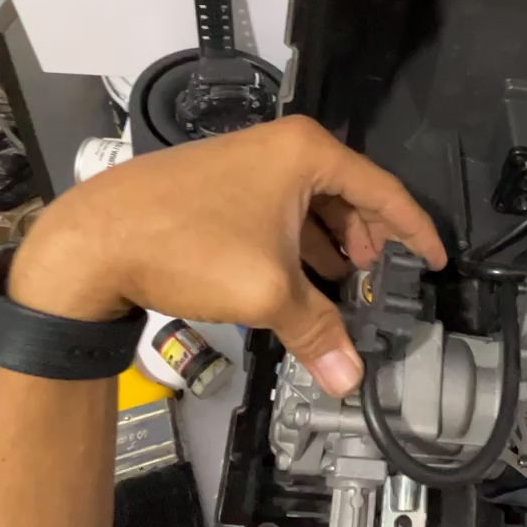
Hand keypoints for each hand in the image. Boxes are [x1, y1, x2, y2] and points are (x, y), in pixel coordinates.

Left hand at [6, 116, 446, 395]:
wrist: (91, 240)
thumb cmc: (188, 247)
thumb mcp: (267, 291)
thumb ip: (317, 330)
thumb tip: (349, 379)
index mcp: (307, 153)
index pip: (383, 191)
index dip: (414, 229)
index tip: (435, 259)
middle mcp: (283, 146)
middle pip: (349, 194)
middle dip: (369, 239)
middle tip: (383, 278)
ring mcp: (251, 160)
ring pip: (313, 202)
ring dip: (333, 242)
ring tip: (344, 282)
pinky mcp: (224, 181)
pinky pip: (281, 207)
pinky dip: (299, 239)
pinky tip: (299, 274)